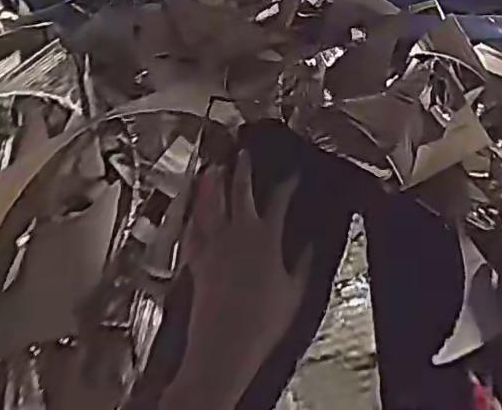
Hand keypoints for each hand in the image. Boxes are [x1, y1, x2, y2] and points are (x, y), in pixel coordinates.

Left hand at [161, 150, 312, 409]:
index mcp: (266, 236)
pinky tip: (192, 211)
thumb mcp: (294, 292)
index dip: (288, 184)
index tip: (293, 174)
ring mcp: (214, 243)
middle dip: (242, 168)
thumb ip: (303, 264)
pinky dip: (192, 218)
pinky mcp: (197, 259)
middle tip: (243, 153)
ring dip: (212, 183)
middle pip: (239, 190)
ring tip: (213, 167)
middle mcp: (238, 231)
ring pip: (211, 203)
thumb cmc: (264, 322)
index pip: (279, 200)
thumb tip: (309, 245)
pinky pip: (192, 231)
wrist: (224, 347)